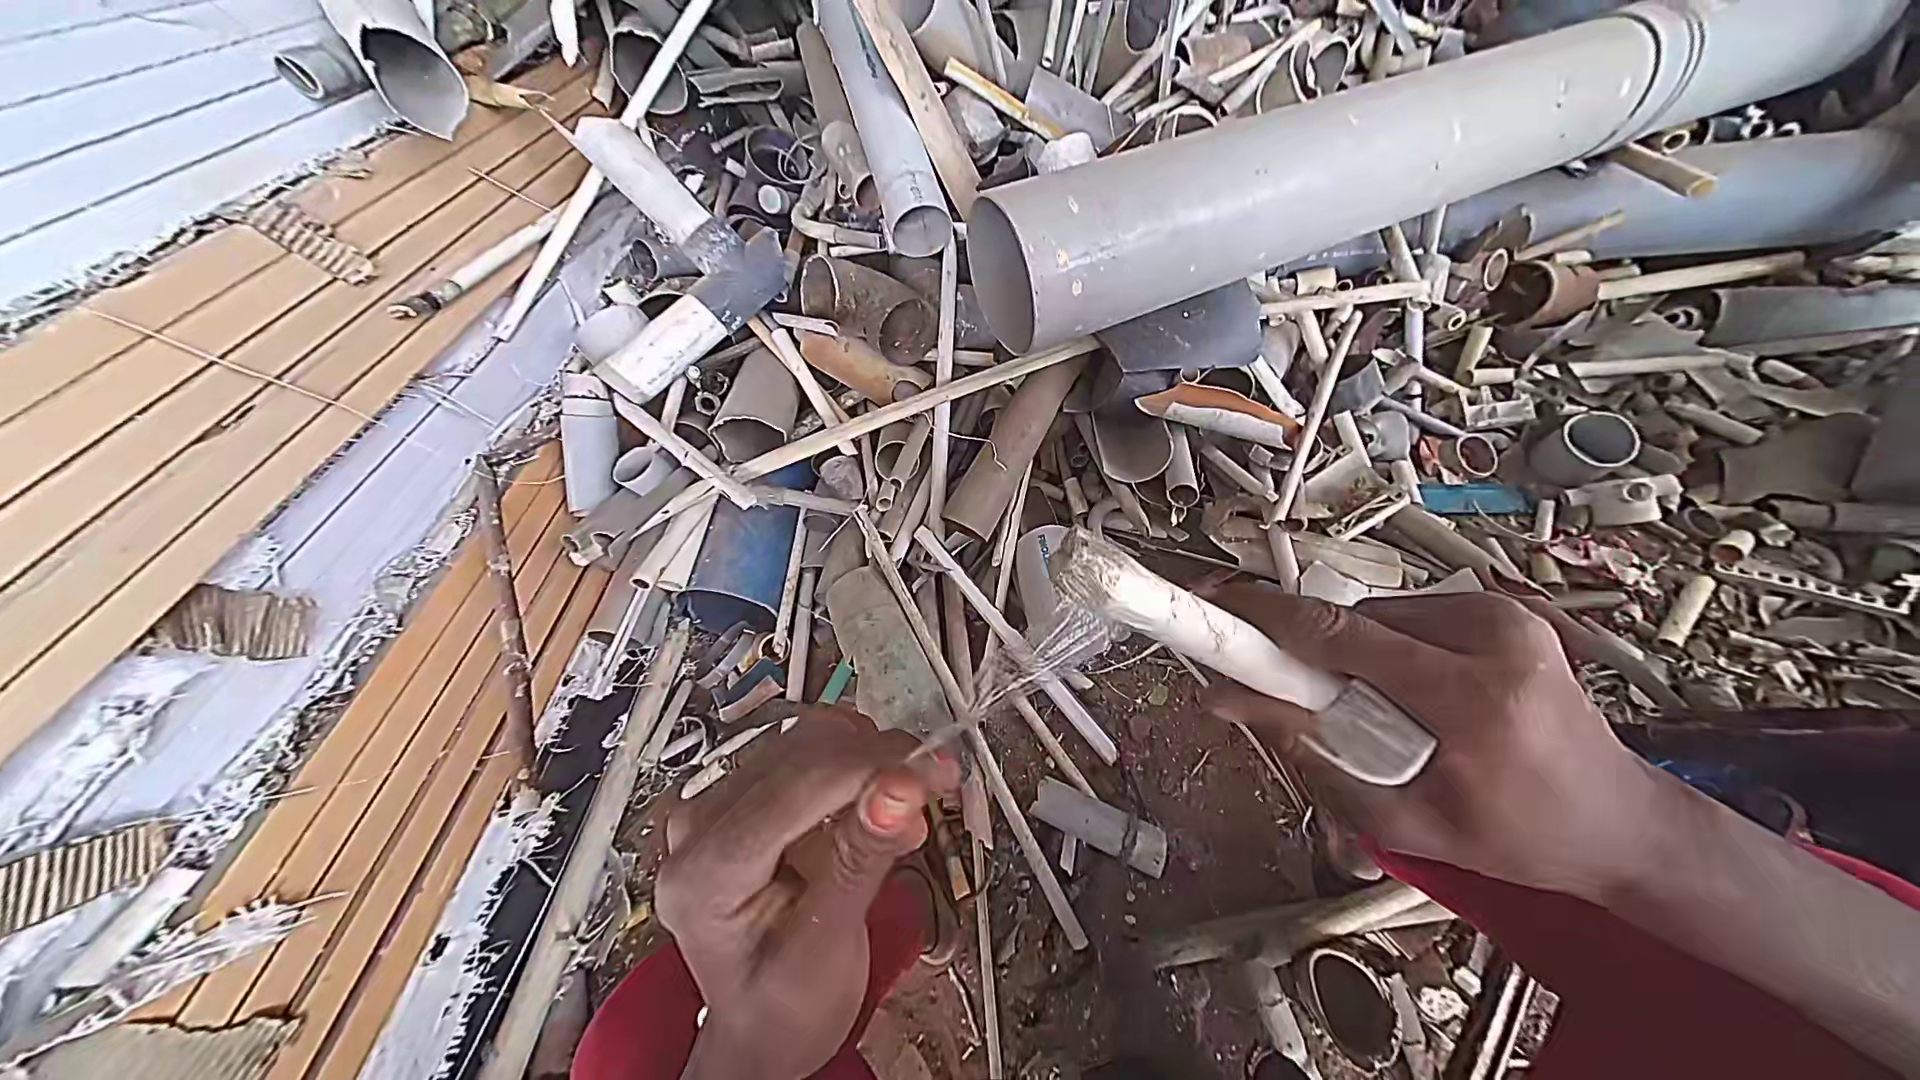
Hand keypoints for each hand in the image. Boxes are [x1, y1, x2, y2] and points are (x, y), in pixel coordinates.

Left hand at [655, 707, 956, 1079]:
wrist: (763, 1020)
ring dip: (871, 757)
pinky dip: (856, 760)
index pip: (796, 785)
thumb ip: (862, 860)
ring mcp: (718, 799)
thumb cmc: (785, 1005)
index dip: (871, 766)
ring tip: (905, 805)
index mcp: (704, 873)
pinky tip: (876, 798)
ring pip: (810, 737)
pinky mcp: (745, 786)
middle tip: (938, 777)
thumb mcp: (828, 949)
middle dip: (881, 759)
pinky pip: (808, 745)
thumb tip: (900, 790)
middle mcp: (698, 823)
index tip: (934, 767)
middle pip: (803, 752)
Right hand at [1202, 584, 1667, 902]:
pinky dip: (1379, 646)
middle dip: (1309, 655)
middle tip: (1305, 701)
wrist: (1626, 824)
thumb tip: (1227, 700)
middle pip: (1347, 621)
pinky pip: (1401, 614)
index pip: (1336, 636)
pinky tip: (1401, 688)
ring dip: (1345, 653)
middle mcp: (1494, 636)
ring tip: (1371, 706)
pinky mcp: (1503, 608)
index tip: (1211, 608)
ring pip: (1370, 614)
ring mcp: (1504, 614)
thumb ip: (1308, 753)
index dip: (1261, 618)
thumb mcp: (1399, 816)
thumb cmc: (1519, 837)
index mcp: (1474, 697)